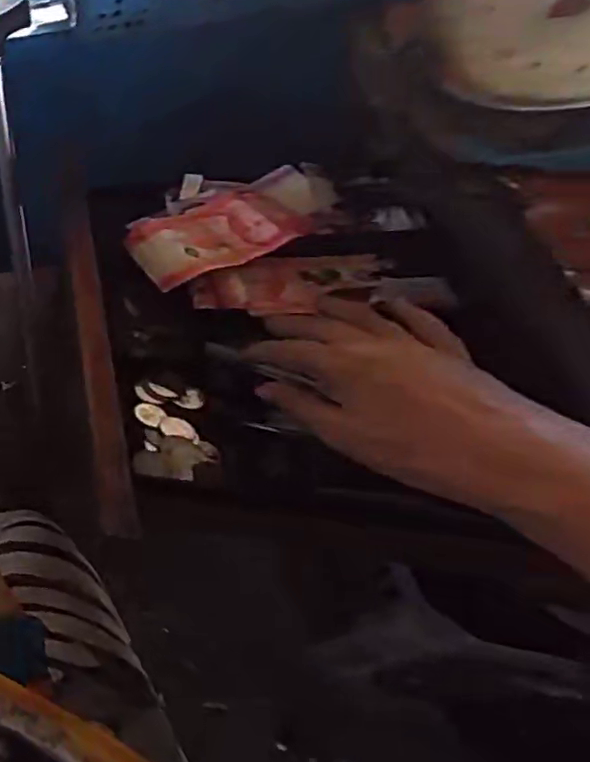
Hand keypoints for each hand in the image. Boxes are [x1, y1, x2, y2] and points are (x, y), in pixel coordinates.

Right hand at [242, 296, 589, 519]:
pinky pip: (422, 322)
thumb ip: (302, 407)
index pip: (288, 351)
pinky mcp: (451, 353)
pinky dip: (402, 309)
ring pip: (366, 315)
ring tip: (315, 301)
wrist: (518, 459)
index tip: (243, 354)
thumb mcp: (346, 437)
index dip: (261, 351)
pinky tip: (390, 304)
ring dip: (336, 306)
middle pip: (321, 326)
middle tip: (267, 323)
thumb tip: (267, 387)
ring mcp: (415, 345)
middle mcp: (372, 346)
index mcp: (340, 366)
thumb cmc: (418, 453)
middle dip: (289, 323)